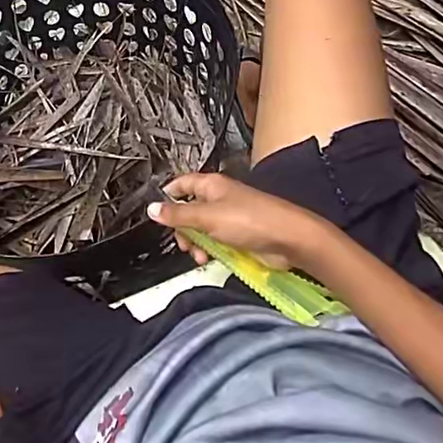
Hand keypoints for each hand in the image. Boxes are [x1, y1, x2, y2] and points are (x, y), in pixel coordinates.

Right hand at [147, 172, 337, 271]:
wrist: (289, 240)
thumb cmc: (253, 221)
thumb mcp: (207, 217)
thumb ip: (178, 214)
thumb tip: (153, 209)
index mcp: (212, 186)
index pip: (182, 183)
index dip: (168, 194)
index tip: (158, 209)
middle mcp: (220, 199)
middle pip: (189, 210)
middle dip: (182, 228)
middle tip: (183, 240)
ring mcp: (230, 218)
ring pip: (201, 230)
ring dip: (196, 243)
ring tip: (200, 254)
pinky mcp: (238, 236)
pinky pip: (216, 242)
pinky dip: (210, 251)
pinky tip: (210, 259)